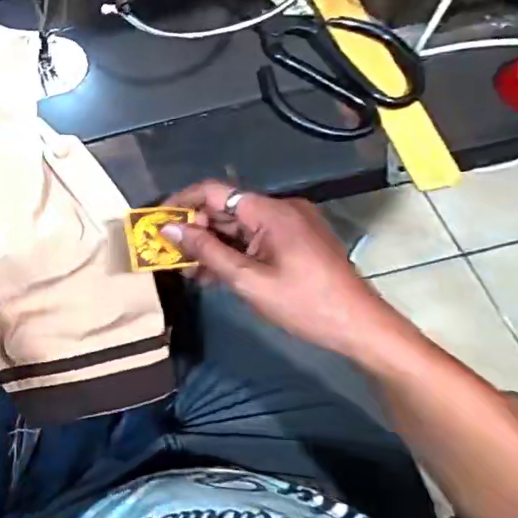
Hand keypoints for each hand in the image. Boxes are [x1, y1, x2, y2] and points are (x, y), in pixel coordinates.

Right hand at [161, 181, 421, 365]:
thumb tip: (168, 230)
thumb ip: (206, 251)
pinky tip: (214, 274)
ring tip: (187, 270)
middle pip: (225, 208)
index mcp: (270, 211)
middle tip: (170, 254)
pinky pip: (254, 238)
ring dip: (211, 244)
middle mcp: (281, 209)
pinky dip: (233, 252)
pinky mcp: (296, 242)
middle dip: (194, 229)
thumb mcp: (247, 279)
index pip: (212, 191)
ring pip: (238, 226)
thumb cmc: (304, 303)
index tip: (156, 223)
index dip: (181, 203)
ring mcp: (291, 225)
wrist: (361, 327)